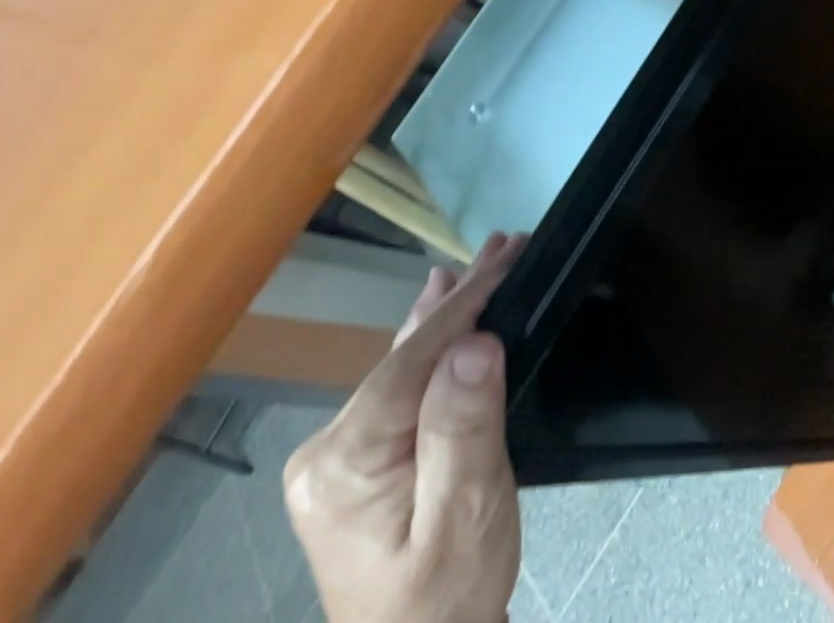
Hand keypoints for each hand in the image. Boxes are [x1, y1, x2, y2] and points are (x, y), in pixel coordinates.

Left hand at [284, 233, 525, 622]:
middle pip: (401, 358)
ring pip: (400, 367)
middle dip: (458, 299)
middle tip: (507, 246)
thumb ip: (464, 431)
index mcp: (345, 464)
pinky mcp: (357, 461)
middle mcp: (327, 450)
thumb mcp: (466, 517)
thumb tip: (474, 346)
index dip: (460, 310)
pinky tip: (435, 307)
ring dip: (446, 314)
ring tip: (480, 263)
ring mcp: (338, 455)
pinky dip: (428, 345)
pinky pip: (399, 389)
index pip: (408, 365)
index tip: (506, 263)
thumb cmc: (449, 594)